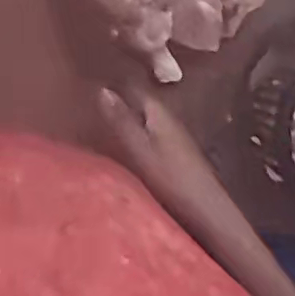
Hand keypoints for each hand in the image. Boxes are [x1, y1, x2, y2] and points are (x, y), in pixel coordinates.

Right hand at [96, 83, 225, 221]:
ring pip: (140, 116)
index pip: (129, 82)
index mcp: (156, 109)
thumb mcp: (138, 149)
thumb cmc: (171, 179)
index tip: (84, 79)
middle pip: (134, 99)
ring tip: (94, 121)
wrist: (210, 215)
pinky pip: (145, 133)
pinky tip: (117, 145)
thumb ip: (121, 119)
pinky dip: (130, 134)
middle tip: (84, 101)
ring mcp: (171, 134)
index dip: (108, 79)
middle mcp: (165, 115)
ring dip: (121, 117)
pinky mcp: (173, 153)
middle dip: (114, 98)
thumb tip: (101, 88)